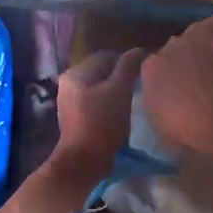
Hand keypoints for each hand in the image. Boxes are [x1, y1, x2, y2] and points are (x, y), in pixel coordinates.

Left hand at [50, 48, 144, 181]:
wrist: (83, 161)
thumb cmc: (102, 123)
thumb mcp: (119, 91)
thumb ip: (128, 67)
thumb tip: (139, 50)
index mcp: (76, 72)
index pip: (106, 56)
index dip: (127, 61)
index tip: (144, 73)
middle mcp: (68, 83)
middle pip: (101, 72)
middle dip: (121, 77)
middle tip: (140, 87)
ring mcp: (70, 101)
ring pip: (99, 88)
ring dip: (115, 91)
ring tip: (132, 100)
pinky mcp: (75, 118)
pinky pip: (95, 102)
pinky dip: (108, 104)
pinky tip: (120, 113)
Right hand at [142, 16, 212, 155]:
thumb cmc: (192, 131)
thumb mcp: (166, 130)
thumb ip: (163, 110)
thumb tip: (170, 108)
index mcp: (151, 70)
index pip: (158, 67)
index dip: (173, 78)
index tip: (186, 90)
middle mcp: (169, 46)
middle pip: (179, 49)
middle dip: (191, 60)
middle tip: (208, 79)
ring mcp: (196, 34)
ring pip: (201, 35)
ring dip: (210, 46)